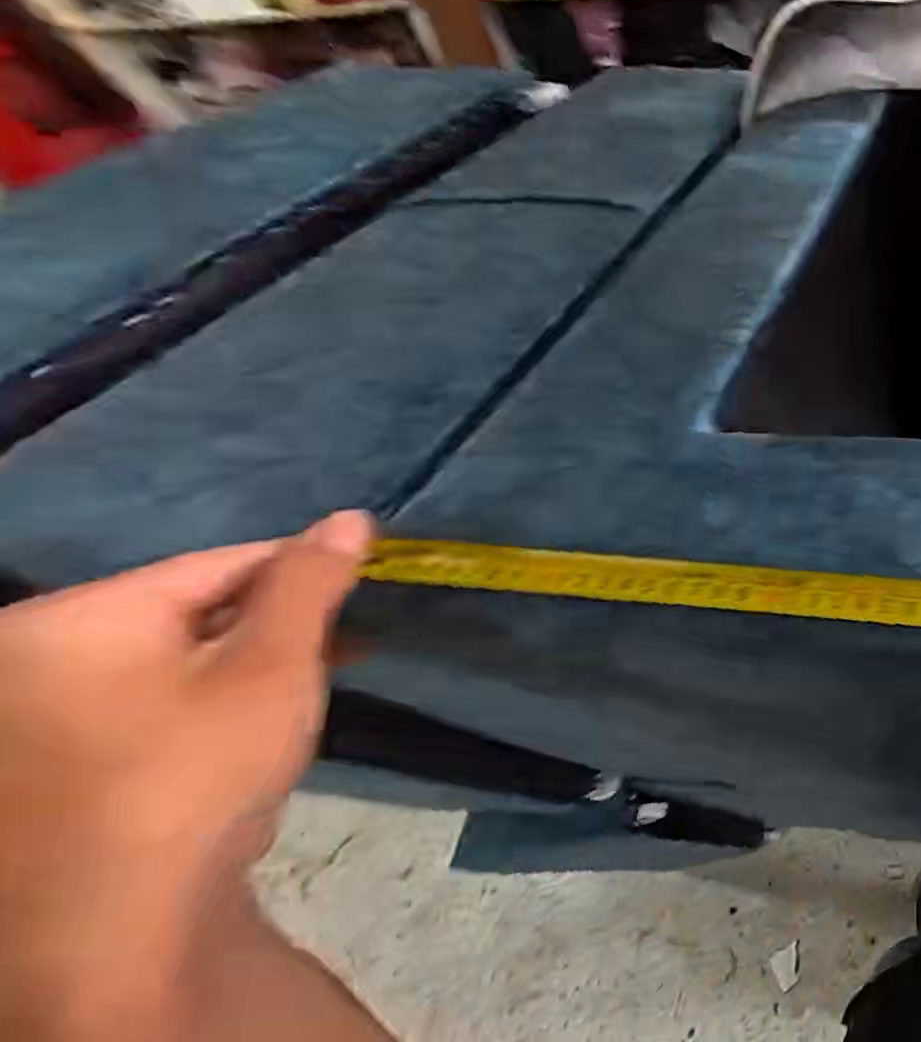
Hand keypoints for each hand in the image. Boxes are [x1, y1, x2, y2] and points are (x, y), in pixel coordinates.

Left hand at [0, 511, 372, 1039]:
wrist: (124, 917)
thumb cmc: (199, 769)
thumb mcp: (275, 664)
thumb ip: (311, 583)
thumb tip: (351, 517)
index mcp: (68, 621)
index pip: (218, 563)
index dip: (305, 567)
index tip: (372, 582)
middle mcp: (28, 655)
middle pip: (195, 606)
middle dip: (283, 618)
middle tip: (352, 638)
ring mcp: (34, 710)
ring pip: (180, 651)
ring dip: (257, 656)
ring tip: (320, 674)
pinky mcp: (58, 753)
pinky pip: (154, 692)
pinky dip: (217, 692)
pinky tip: (261, 715)